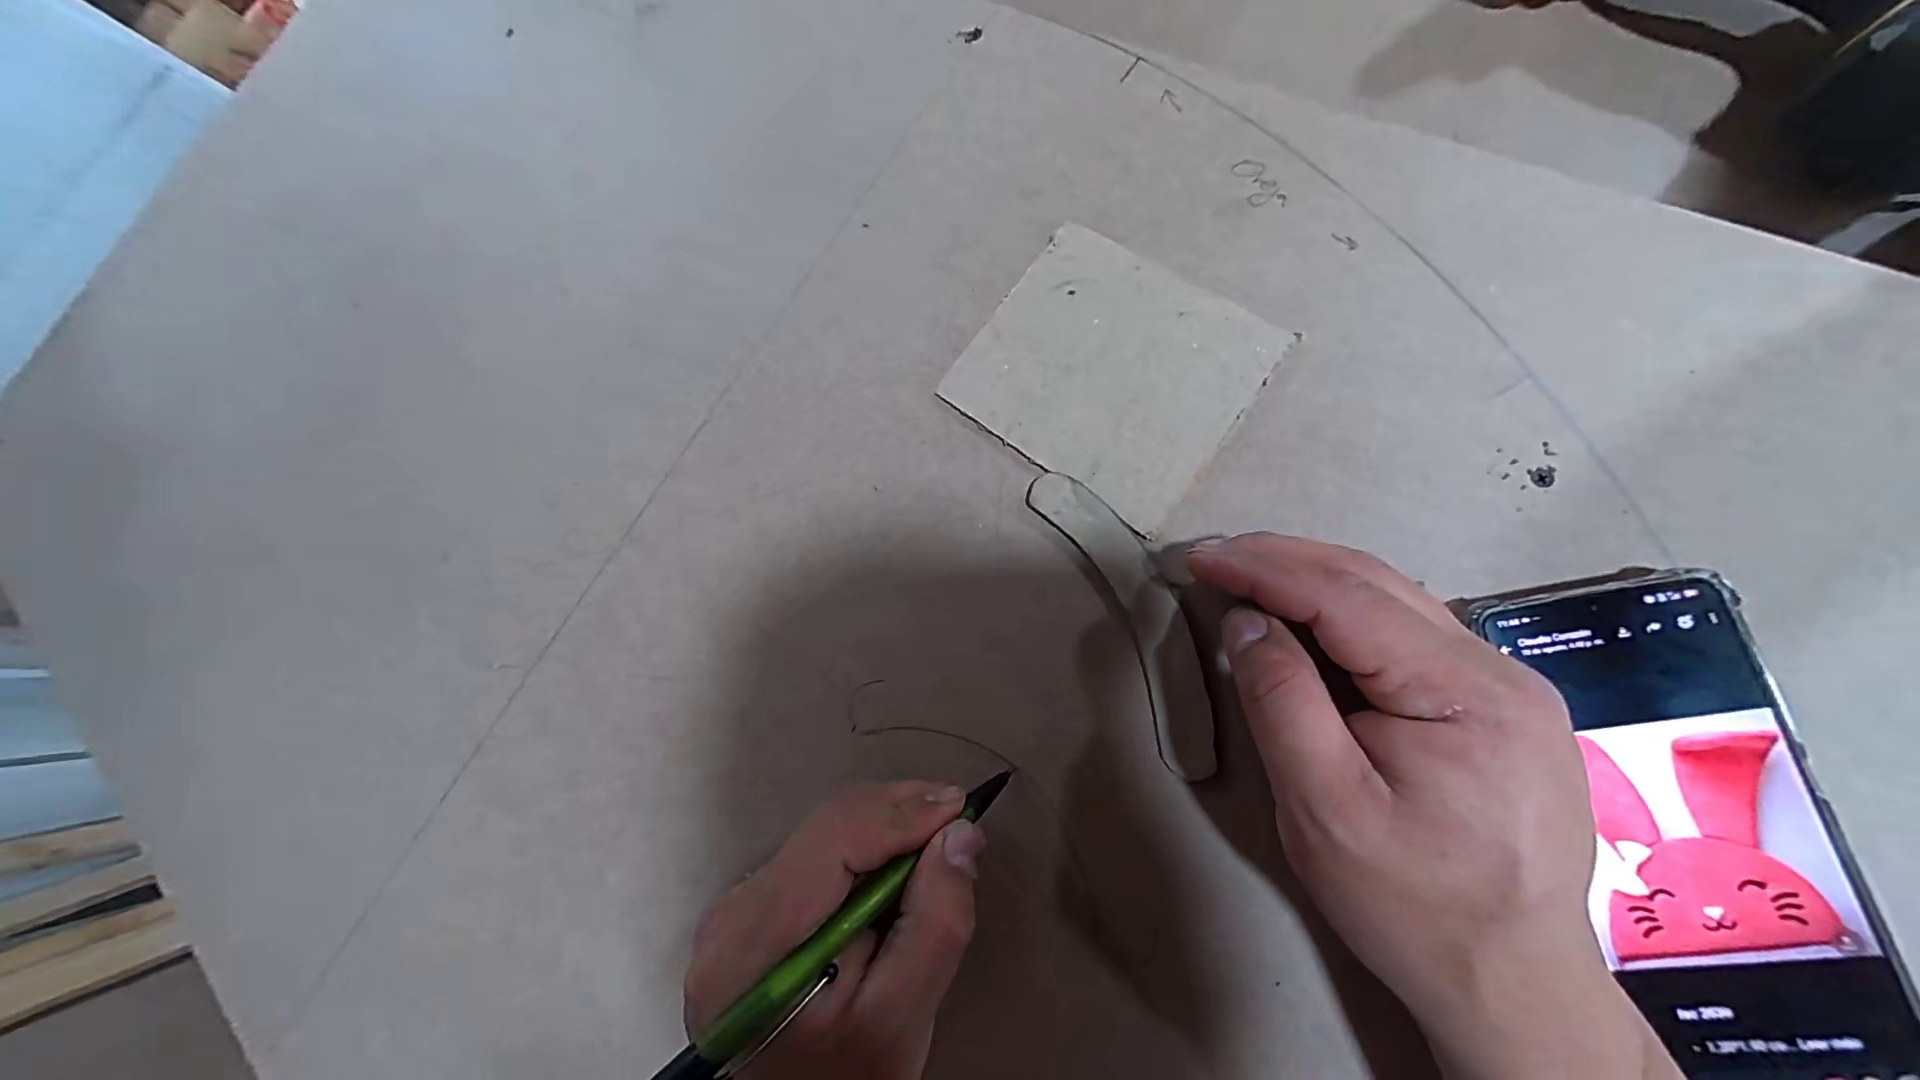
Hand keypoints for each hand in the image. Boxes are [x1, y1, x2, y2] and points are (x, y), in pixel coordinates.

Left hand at [684, 782, 984, 1078]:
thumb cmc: (842, 1076)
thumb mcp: (899, 1025)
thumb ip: (934, 927)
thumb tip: (959, 835)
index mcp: (752, 946)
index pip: (831, 843)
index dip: (898, 815)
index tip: (959, 808)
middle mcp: (735, 908)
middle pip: (830, 823)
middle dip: (901, 811)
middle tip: (957, 820)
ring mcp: (743, 898)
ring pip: (830, 826)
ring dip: (890, 823)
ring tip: (936, 840)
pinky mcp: (762, 896)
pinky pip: (825, 844)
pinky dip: (872, 840)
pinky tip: (901, 860)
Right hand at [1188, 534, 1678, 1079]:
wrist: (1514, 987)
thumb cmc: (1411, 903)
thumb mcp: (1322, 805)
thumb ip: (1279, 700)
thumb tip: (1246, 620)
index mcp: (1465, 693)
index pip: (1345, 598)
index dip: (1264, 568)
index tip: (1200, 558)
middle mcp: (1498, 672)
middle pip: (1375, 583)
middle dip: (1285, 560)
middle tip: (1215, 556)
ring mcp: (1504, 686)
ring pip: (1392, 601)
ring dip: (1311, 579)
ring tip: (1247, 576)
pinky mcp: (1494, 705)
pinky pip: (1404, 632)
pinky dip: (1341, 611)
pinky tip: (1304, 618)